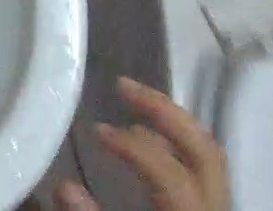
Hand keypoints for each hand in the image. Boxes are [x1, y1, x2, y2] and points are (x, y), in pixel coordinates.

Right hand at [55, 77, 228, 210]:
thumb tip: (64, 187)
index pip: (170, 173)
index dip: (133, 147)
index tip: (94, 130)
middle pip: (205, 153)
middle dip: (164, 111)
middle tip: (121, 85)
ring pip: (208, 160)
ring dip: (171, 124)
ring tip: (131, 105)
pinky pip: (203, 175)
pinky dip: (174, 146)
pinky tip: (145, 141)